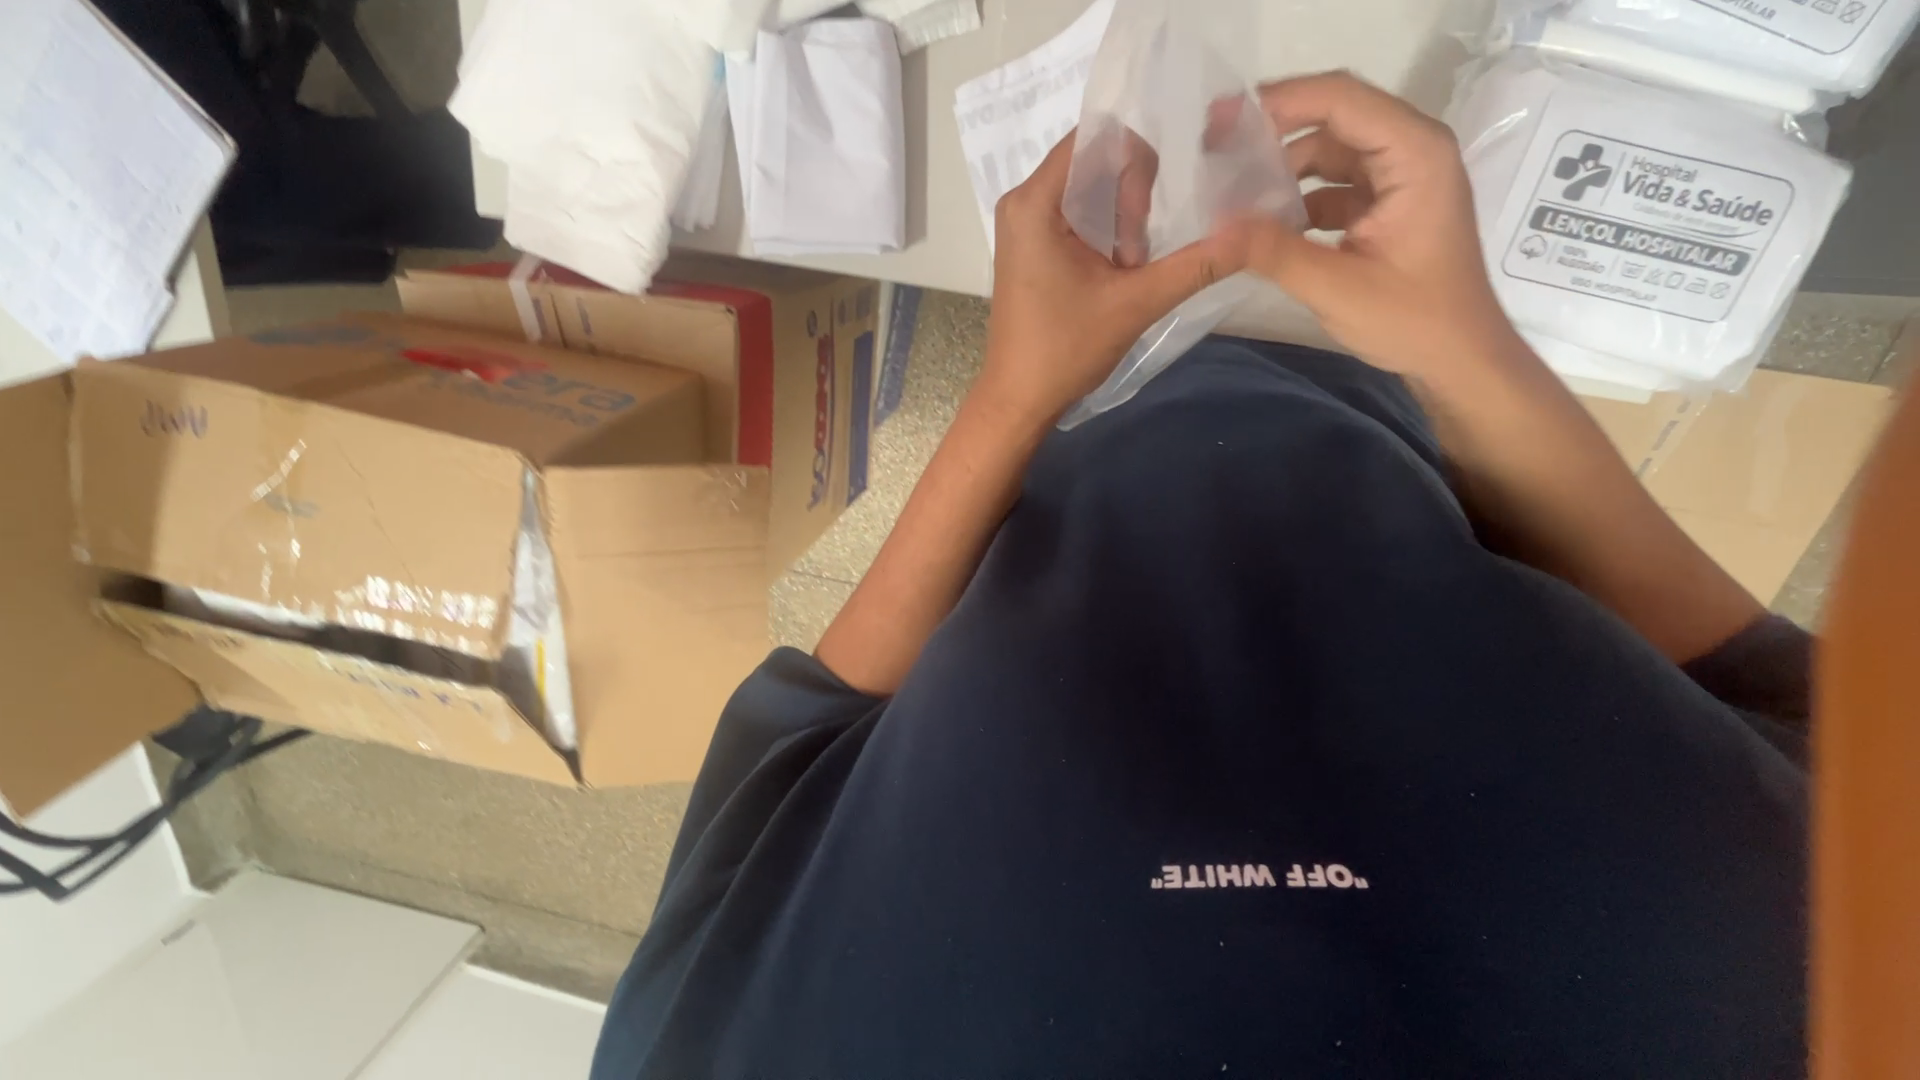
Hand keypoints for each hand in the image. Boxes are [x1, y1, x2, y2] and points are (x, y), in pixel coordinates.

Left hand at [978, 129, 1249, 424]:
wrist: (1019, 399)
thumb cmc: (1065, 351)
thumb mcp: (1136, 304)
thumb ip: (1196, 263)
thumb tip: (1254, 232)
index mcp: (1035, 201)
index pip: (1101, 138)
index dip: (1137, 168)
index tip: (1143, 223)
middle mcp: (1023, 199)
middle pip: (1097, 162)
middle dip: (1129, 202)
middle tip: (1131, 260)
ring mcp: (1025, 222)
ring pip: (1092, 190)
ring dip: (1120, 224)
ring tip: (1121, 273)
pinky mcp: (1032, 244)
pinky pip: (1079, 215)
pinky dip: (1105, 236)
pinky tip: (1112, 274)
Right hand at [1237, 72, 1529, 385]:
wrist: (1457, 359)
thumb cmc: (1413, 321)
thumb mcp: (1336, 288)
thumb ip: (1273, 252)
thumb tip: (1213, 227)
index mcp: (1414, 155)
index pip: (1340, 101)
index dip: (1277, 104)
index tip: (1220, 125)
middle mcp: (1410, 152)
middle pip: (1331, 119)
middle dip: (1272, 134)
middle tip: (1213, 154)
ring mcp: (1398, 179)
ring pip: (1327, 152)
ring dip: (1280, 169)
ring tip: (1229, 192)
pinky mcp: (1385, 206)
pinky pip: (1330, 185)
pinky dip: (1295, 198)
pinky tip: (1260, 223)